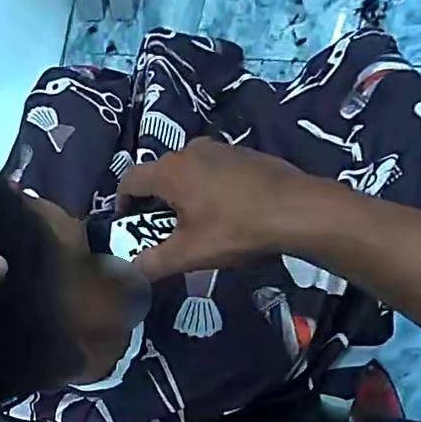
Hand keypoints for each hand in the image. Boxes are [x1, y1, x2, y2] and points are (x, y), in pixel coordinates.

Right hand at [117, 139, 342, 278]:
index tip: (128, 225)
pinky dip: (211, 189)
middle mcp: (192, 150)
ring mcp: (222, 149)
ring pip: (190, 172)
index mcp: (171, 170)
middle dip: (155, 204)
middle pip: (161, 176)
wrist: (298, 209)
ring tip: (198, 224)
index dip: (122, 204)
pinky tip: (230, 213)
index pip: (130, 180)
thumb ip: (154, 263)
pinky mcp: (247, 154)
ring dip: (185, 196)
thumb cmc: (236, 229)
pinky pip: (216, 171)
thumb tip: (131, 271)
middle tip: (162, 232)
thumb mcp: (190, 254)